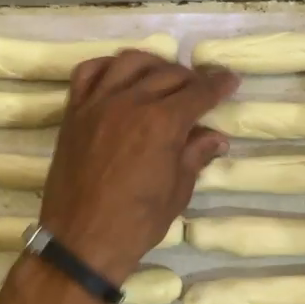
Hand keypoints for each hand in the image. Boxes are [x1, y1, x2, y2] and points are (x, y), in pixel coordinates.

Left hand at [41, 51, 238, 282]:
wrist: (82, 240)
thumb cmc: (136, 223)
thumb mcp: (177, 192)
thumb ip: (194, 156)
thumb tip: (215, 137)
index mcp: (162, 123)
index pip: (198, 92)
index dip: (218, 85)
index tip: (230, 81)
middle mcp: (130, 102)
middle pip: (168, 74)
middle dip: (191, 78)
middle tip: (201, 88)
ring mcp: (98, 104)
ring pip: (130, 63)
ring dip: (153, 64)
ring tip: (163, 76)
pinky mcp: (74, 113)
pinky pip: (88, 73)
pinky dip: (107, 66)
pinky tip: (119, 75)